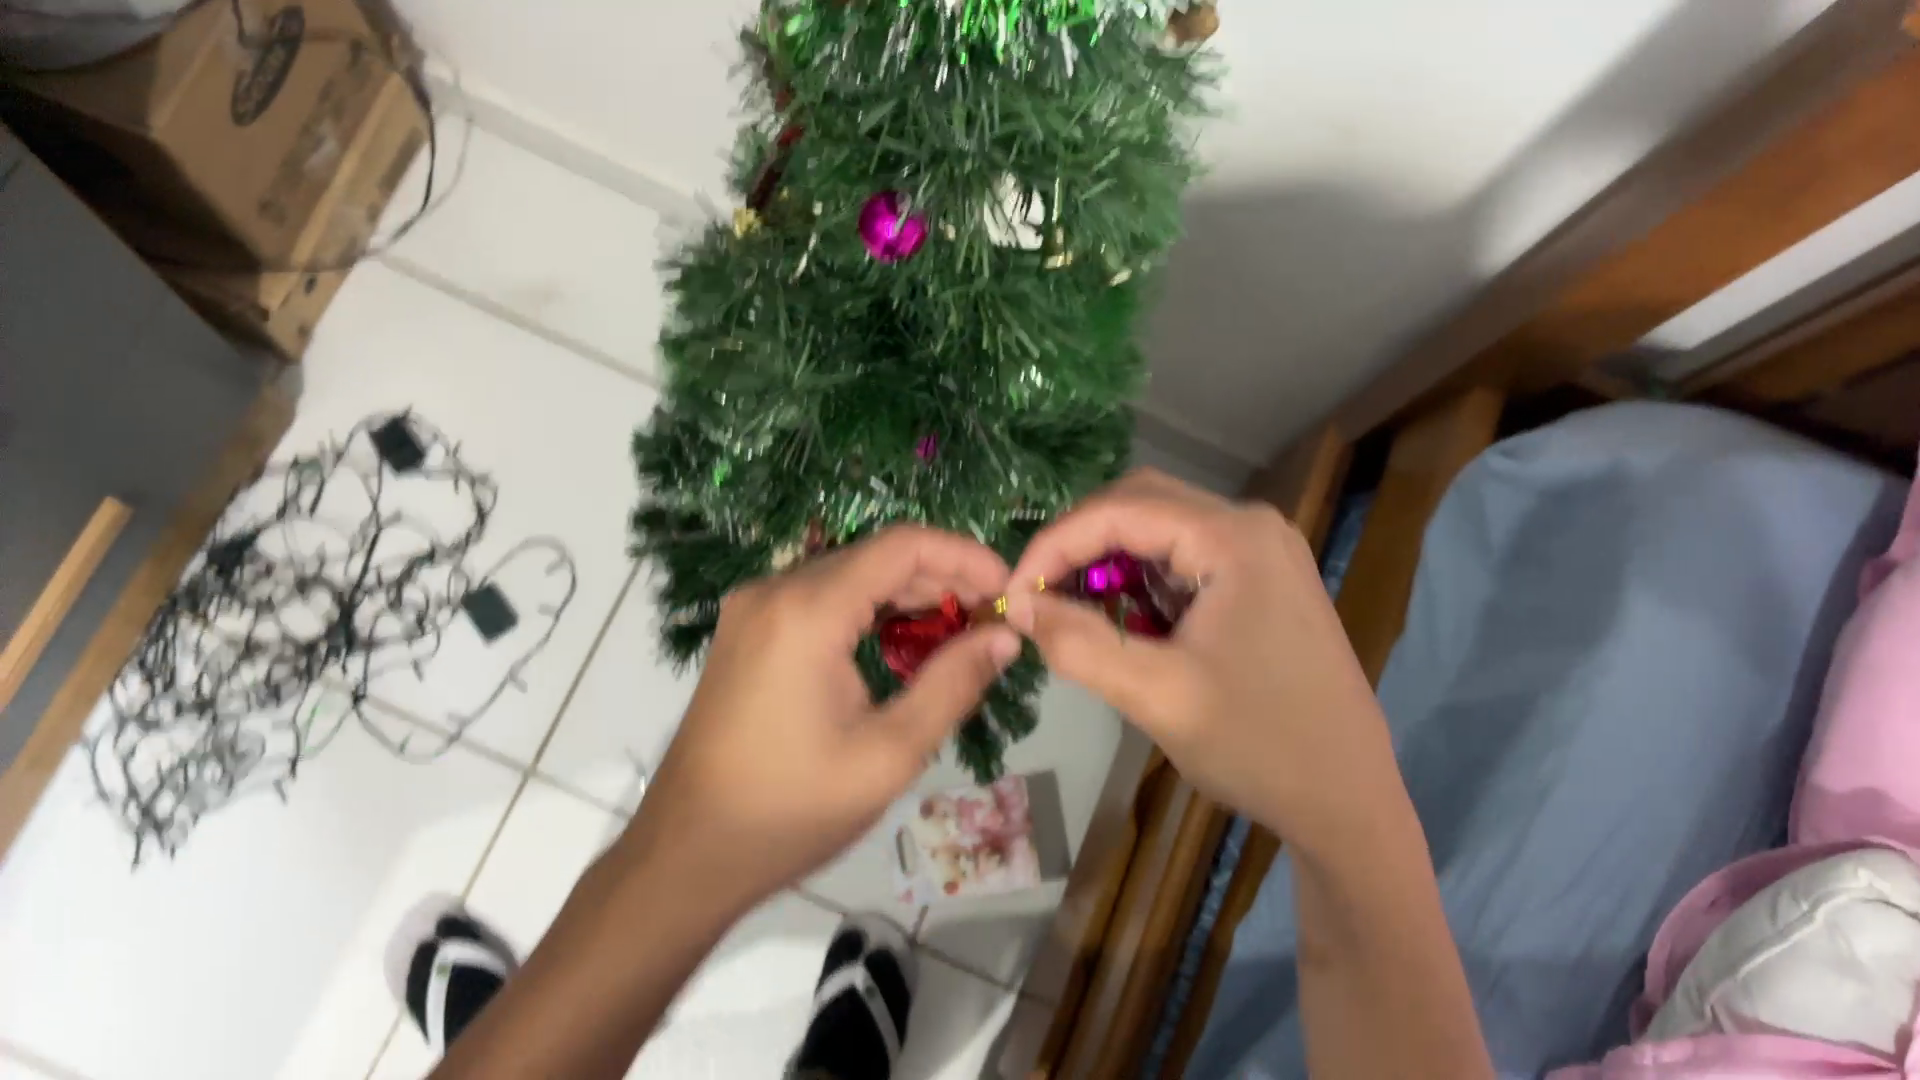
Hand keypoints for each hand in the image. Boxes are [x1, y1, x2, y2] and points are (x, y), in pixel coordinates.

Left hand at [623, 526, 1022, 915]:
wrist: (687, 852)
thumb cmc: (792, 809)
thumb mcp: (888, 754)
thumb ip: (952, 685)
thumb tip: (1004, 637)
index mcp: (807, 611)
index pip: (902, 546)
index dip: (964, 555)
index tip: (1008, 587)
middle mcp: (774, 591)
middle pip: (875, 556)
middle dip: (941, 577)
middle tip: (992, 618)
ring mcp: (753, 609)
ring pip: (847, 575)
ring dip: (906, 594)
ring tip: (960, 629)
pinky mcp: (746, 632)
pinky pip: (819, 599)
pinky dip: (867, 610)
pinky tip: (902, 641)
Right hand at [1004, 469, 1397, 851]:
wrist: (1347, 798)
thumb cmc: (1258, 745)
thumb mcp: (1157, 695)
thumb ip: (1080, 643)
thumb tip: (1019, 605)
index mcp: (1234, 538)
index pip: (1119, 510)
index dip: (1054, 544)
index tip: (1014, 594)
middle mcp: (1251, 526)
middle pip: (1139, 504)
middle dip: (1079, 545)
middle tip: (1038, 595)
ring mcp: (1261, 551)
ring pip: (1159, 530)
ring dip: (1108, 562)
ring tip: (1070, 610)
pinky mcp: (1261, 580)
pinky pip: (1183, 559)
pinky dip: (1141, 581)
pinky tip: (1122, 619)